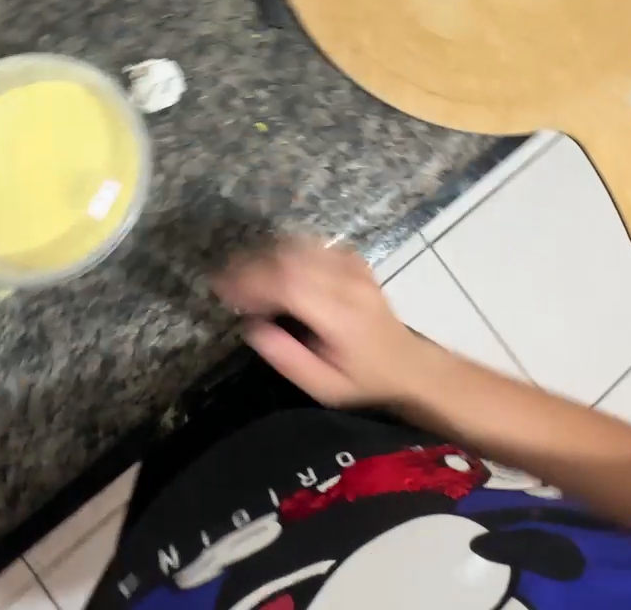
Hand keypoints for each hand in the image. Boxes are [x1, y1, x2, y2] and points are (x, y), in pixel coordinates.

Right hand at [214, 237, 441, 406]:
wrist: (408, 365)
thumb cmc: (362, 382)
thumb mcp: (323, 386)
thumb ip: (286, 357)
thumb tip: (250, 327)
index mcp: (340, 315)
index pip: (289, 284)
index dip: (251, 281)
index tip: (222, 288)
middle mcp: (348, 283)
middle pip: (291, 258)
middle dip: (251, 264)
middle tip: (224, 280)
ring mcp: (354, 267)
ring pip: (301, 245)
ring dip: (266, 253)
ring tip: (242, 271)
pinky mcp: (355, 260)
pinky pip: (315, 244)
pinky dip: (288, 249)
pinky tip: (274, 264)